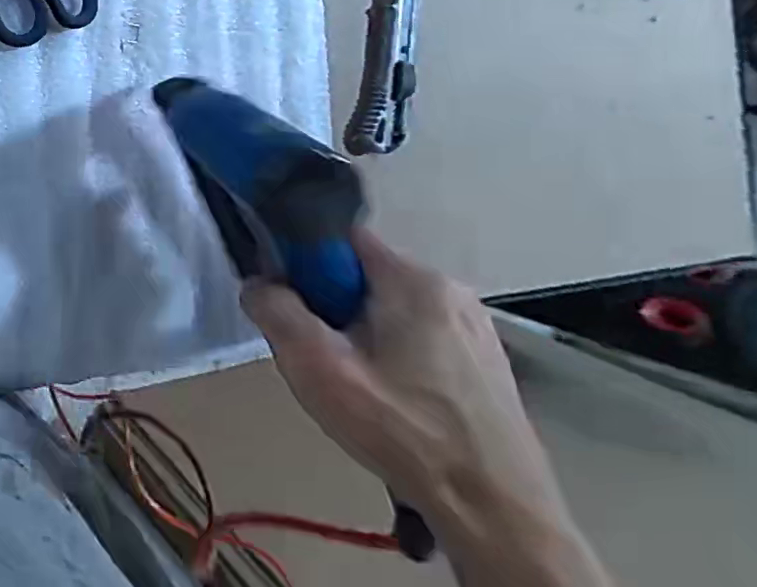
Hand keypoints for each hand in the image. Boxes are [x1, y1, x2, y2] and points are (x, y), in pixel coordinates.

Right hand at [241, 230, 594, 572]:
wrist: (499, 518)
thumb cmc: (403, 432)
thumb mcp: (317, 368)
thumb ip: (276, 312)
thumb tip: (257, 285)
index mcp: (414, 279)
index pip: (339, 238)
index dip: (303, 263)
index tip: (289, 301)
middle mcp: (450, 290)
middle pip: (362, 277)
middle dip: (329, 307)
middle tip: (320, 355)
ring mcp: (476, 328)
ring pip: (388, 310)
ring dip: (360, 335)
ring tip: (355, 387)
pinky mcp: (488, 363)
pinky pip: (419, 337)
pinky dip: (395, 357)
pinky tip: (392, 403)